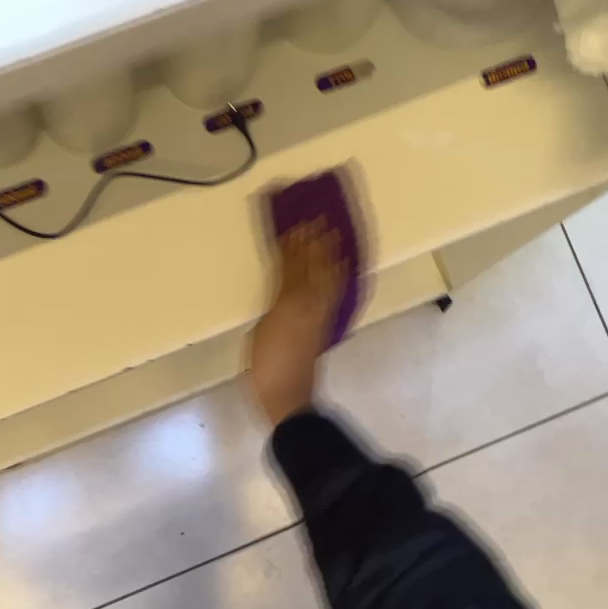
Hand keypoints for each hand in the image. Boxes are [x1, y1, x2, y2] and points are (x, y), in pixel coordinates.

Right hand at [248, 217, 344, 425]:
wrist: (287, 395)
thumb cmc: (270, 364)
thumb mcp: (266, 326)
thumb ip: (279, 297)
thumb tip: (290, 272)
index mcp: (294, 299)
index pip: (295, 261)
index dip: (296, 239)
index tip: (296, 215)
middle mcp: (312, 301)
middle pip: (315, 262)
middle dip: (315, 238)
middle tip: (318, 213)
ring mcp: (321, 313)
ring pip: (327, 273)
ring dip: (329, 250)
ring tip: (332, 229)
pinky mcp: (323, 323)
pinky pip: (334, 289)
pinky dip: (338, 272)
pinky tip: (340, 263)